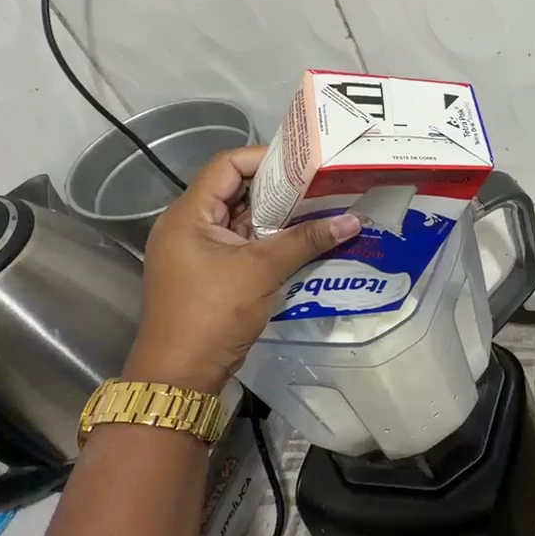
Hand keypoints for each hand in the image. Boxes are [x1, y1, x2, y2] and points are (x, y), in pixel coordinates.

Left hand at [127, 146, 360, 391]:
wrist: (179, 376)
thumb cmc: (213, 313)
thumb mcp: (264, 270)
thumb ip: (307, 239)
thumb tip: (354, 220)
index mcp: (189, 215)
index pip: (227, 165)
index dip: (266, 159)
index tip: (306, 164)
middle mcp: (189, 226)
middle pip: (237, 189)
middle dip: (281, 186)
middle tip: (323, 184)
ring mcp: (199, 251)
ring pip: (245, 217)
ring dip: (281, 214)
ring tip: (323, 207)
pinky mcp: (211, 272)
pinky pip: (245, 242)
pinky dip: (273, 237)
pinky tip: (307, 239)